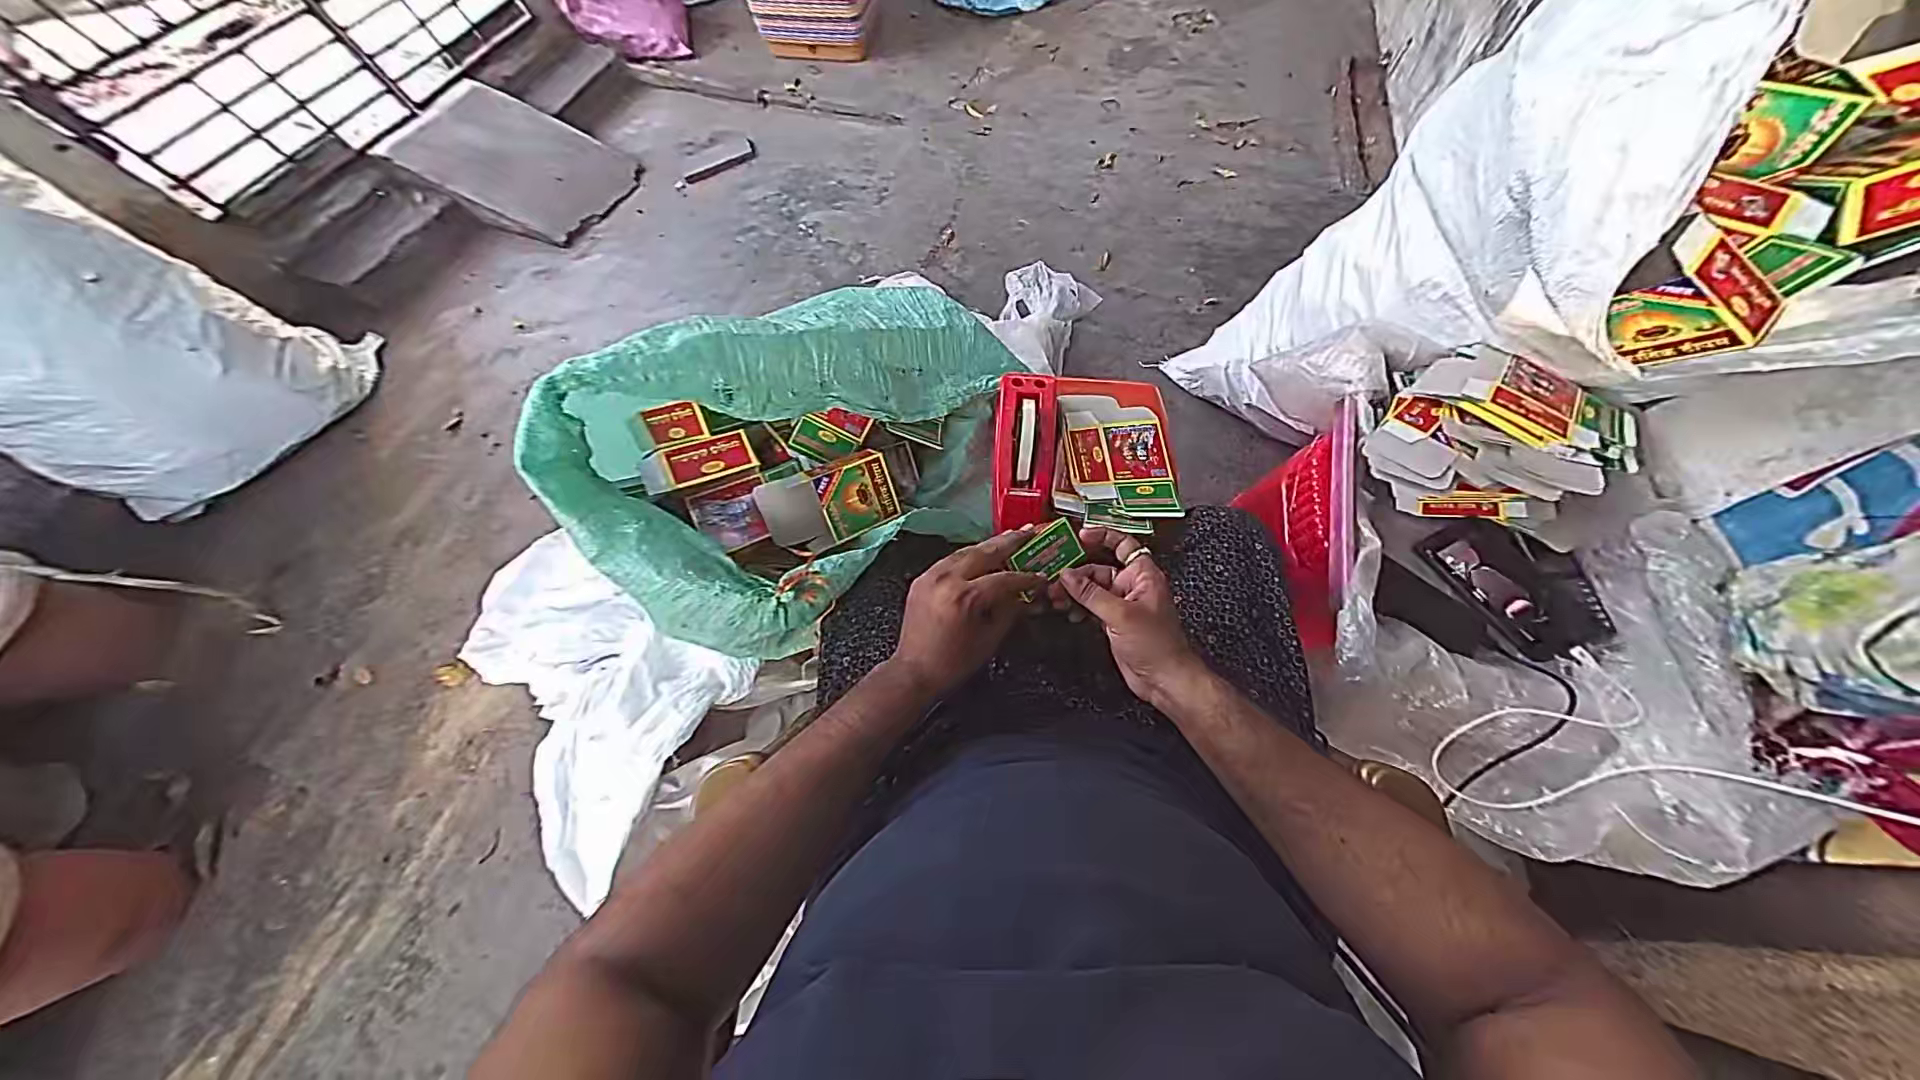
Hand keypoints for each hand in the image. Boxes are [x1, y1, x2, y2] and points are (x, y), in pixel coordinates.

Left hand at [886, 529, 1047, 699]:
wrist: (914, 671)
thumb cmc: (953, 662)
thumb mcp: (990, 638)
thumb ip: (1009, 610)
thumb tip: (1025, 594)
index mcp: (965, 596)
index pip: (1004, 578)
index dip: (1026, 578)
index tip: (1040, 577)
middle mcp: (946, 579)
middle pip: (984, 552)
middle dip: (1009, 542)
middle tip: (1028, 532)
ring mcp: (931, 576)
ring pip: (965, 551)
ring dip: (988, 545)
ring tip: (1009, 538)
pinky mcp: (921, 579)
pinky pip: (950, 560)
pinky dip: (969, 556)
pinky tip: (981, 555)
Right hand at [1056, 527, 1207, 707]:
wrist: (1164, 679)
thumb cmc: (1158, 646)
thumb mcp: (1120, 615)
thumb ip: (1091, 593)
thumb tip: (1068, 576)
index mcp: (1143, 576)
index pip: (1123, 545)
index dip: (1103, 537)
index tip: (1081, 536)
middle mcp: (1133, 587)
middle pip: (1099, 568)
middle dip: (1077, 573)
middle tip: (1057, 578)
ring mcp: (1122, 605)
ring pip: (1092, 589)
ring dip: (1074, 592)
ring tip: (1057, 597)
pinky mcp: (1114, 622)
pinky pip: (1091, 606)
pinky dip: (1078, 607)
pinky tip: (1068, 611)